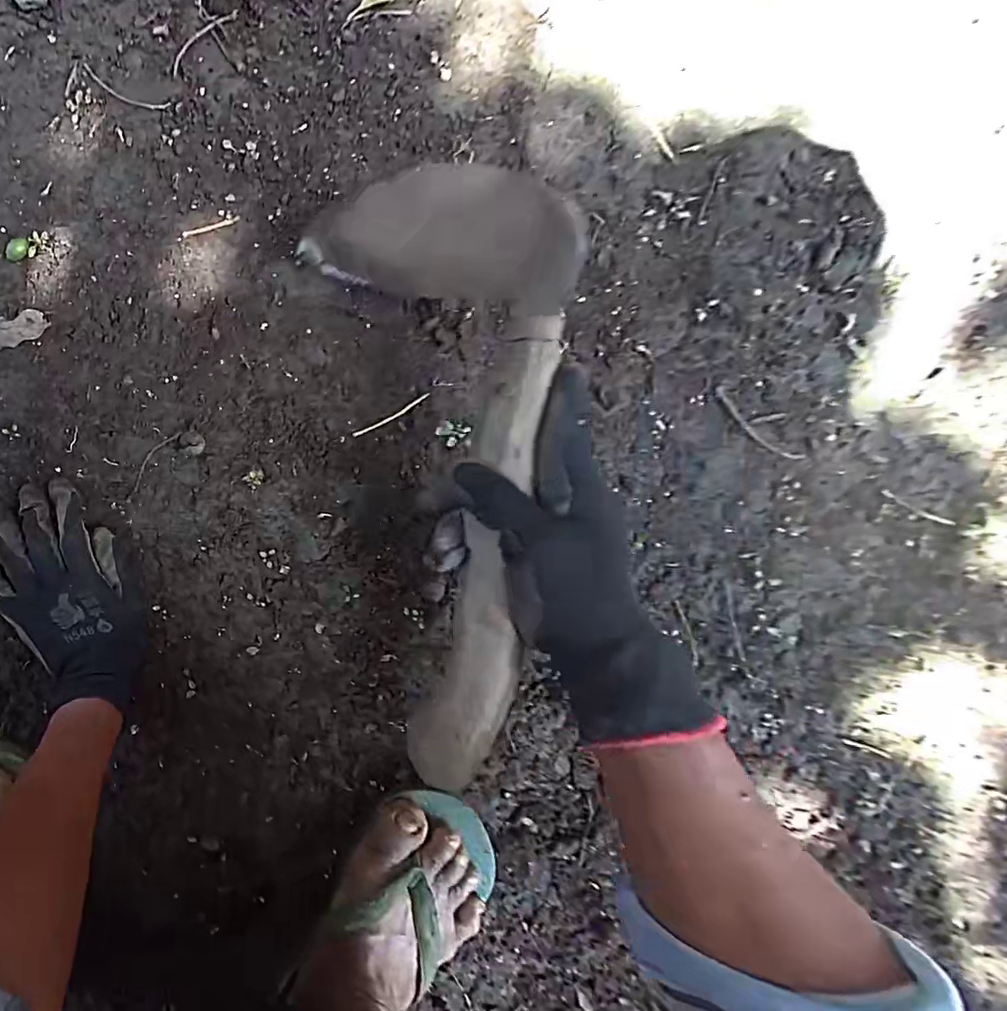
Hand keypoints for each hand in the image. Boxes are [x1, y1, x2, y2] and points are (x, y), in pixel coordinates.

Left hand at [0, 479, 145, 712]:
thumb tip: (101, 531)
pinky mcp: (17, 611)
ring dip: (1, 526)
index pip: (70, 526)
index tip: (59, 484)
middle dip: (30, 506)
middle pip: (36, 532)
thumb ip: (117, 563)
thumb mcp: (131, 599)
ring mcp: (31, 594)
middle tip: (26, 489)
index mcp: (82, 572)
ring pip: (10, 552)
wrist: (92, 678)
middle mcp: (53, 577)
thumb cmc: (118, 639)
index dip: (64, 501)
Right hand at [451, 367, 721, 746]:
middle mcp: (550, 504)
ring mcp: (528, 530)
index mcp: (575, 491)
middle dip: (455, 493)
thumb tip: (464, 465)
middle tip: (425, 505)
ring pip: (474, 511)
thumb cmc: (580, 590)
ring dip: (447, 533)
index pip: (564, 434)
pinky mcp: (509, 555)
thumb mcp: (544, 540)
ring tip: (438, 560)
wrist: (591, 650)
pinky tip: (441, 575)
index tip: (561, 367)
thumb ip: (505, 499)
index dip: (560, 401)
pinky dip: (450, 555)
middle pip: (495, 476)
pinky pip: (470, 541)